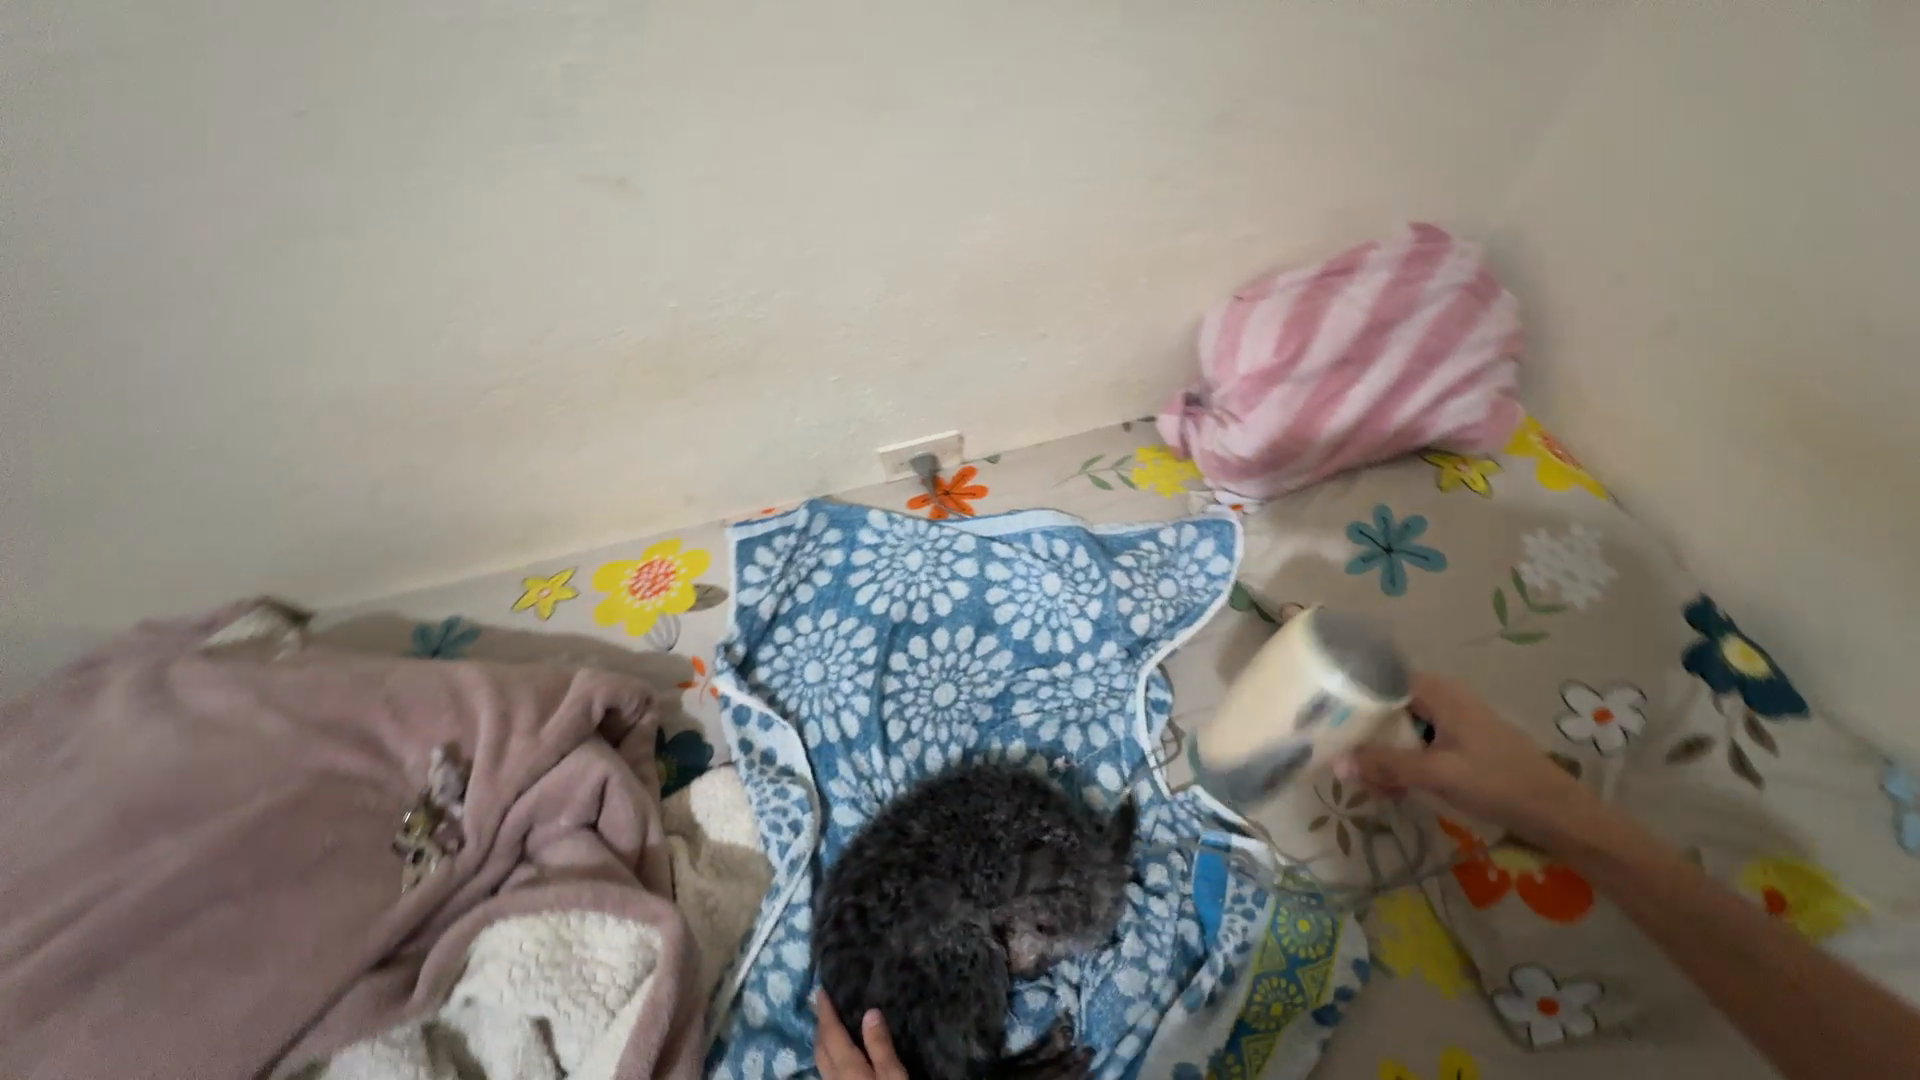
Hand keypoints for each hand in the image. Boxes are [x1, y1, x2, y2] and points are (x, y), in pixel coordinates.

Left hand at [815, 991, 905, 1079]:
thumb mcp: (891, 1074)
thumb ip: (880, 1045)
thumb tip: (870, 1011)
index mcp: (847, 1064)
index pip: (831, 1032)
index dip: (825, 1011)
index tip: (821, 990)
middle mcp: (834, 1075)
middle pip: (821, 1047)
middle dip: (820, 1025)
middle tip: (823, 1005)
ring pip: (821, 1059)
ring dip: (822, 1040)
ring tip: (828, 1026)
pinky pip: (827, 1068)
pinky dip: (828, 1054)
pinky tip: (838, 1053)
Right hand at [1337, 672, 1602, 849]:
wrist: (1560, 815)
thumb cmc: (1499, 782)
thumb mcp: (1437, 774)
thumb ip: (1386, 766)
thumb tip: (1334, 763)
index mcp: (1437, 691)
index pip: (1379, 676)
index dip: (1349, 690)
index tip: (1320, 708)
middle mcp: (1442, 697)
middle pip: (1386, 702)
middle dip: (1359, 726)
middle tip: (1329, 746)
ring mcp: (1451, 720)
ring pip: (1399, 726)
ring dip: (1378, 748)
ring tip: (1355, 774)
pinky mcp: (1458, 742)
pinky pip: (1415, 742)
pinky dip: (1398, 758)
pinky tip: (1386, 785)